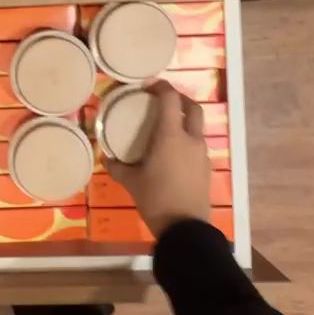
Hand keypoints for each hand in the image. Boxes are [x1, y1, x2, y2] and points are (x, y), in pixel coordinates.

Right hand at [106, 83, 212, 239]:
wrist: (185, 228)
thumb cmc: (155, 199)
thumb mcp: (130, 182)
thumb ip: (117, 167)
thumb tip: (106, 158)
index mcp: (171, 136)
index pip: (170, 99)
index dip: (161, 87)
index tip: (149, 86)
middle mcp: (191, 139)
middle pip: (193, 108)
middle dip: (180, 99)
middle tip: (164, 100)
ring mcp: (202, 154)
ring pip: (196, 128)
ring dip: (184, 121)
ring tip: (166, 129)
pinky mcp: (206, 168)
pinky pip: (197, 145)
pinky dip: (187, 140)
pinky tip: (173, 153)